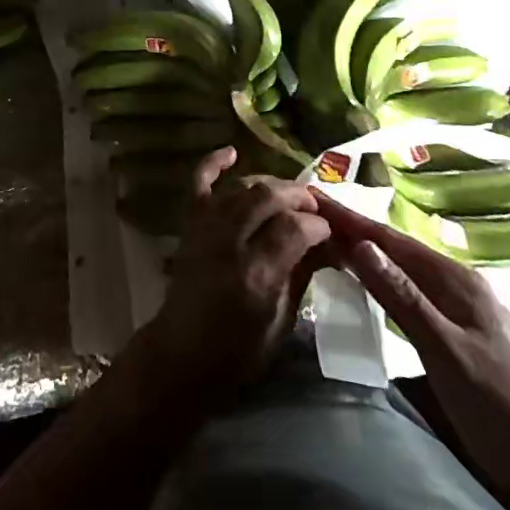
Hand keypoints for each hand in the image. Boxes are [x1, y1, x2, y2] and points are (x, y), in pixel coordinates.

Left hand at [136, 148, 331, 389]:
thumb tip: (328, 245)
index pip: (294, 228)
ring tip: (291, 195)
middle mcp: (227, 243)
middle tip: (315, 209)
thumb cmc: (236, 352)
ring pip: (242, 188)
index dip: (318, 224)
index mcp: (255, 275)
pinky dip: (213, 164)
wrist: (179, 357)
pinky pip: (199, 184)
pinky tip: (232, 153)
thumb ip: (302, 275)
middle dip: (299, 197)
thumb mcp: (281, 321)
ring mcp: (204, 230)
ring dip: (270, 185)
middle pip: (268, 197)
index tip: (329, 232)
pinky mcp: (189, 226)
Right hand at [310, 189, 509, 464]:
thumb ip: (403, 297)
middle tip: (314, 217)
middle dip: (357, 231)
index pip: (392, 240)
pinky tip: (372, 287)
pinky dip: (385, 282)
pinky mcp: (460, 334)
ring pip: (405, 271)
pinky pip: (412, 294)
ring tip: (333, 242)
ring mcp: (462, 309)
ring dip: (370, 255)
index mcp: (456, 280)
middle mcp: (459, 285)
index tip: (314, 197)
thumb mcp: (446, 350)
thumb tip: (361, 245)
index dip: (352, 219)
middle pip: (398, 250)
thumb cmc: (501, 407)